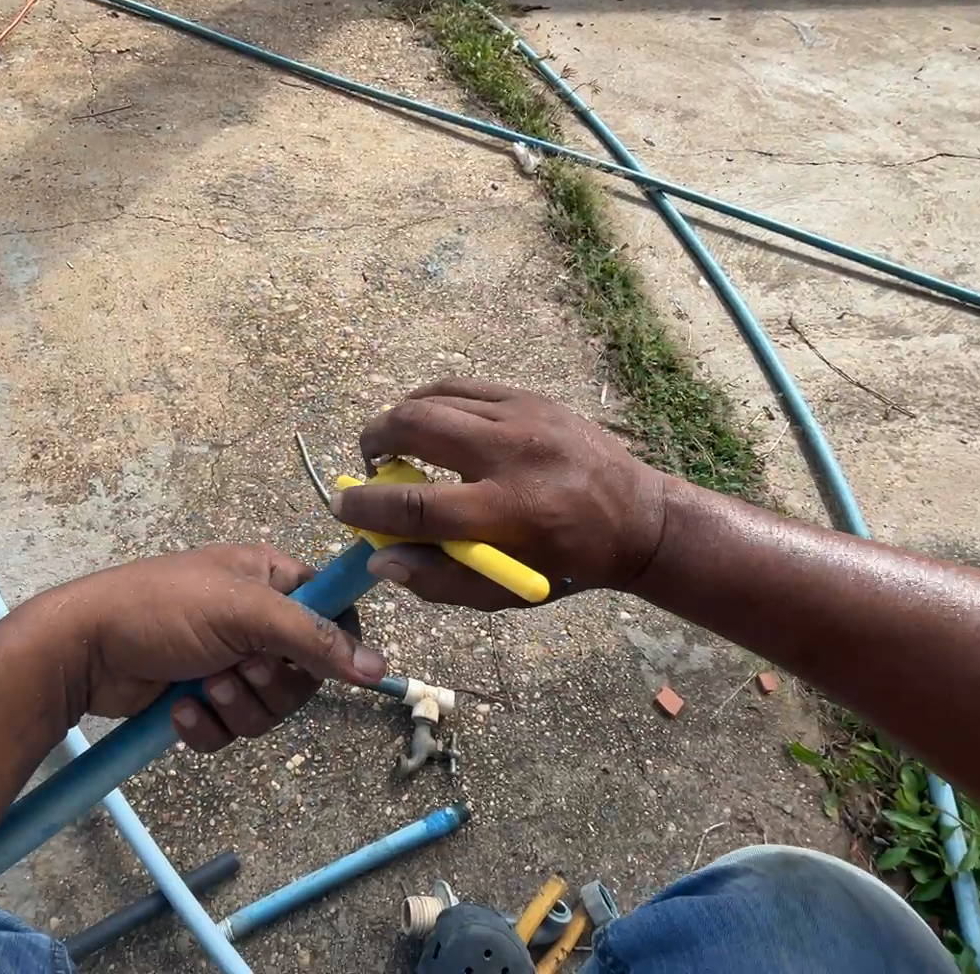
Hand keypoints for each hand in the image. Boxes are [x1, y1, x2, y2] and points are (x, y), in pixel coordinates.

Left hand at [13, 544, 386, 750]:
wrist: (83, 649)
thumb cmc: (164, 609)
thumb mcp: (244, 613)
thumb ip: (313, 639)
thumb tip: (381, 668)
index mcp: (271, 581)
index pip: (332, 612)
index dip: (334, 644)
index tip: (317, 663)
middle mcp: (257, 619)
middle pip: (305, 673)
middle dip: (270, 683)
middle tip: (237, 668)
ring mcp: (229, 660)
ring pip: (270, 708)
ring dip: (237, 706)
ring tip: (202, 688)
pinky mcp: (203, 698)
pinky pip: (232, 729)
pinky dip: (207, 726)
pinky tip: (178, 709)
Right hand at [330, 379, 668, 609]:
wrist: (638, 515)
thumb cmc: (568, 563)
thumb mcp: (507, 591)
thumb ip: (439, 581)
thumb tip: (380, 559)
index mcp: (509, 512)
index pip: (418, 505)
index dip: (368, 506)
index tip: (342, 507)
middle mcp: (512, 455)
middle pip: (416, 427)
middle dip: (374, 440)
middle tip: (367, 463)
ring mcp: (523, 417)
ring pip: (433, 398)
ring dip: (398, 418)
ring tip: (393, 442)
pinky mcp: (530, 397)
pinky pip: (461, 387)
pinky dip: (430, 401)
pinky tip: (426, 420)